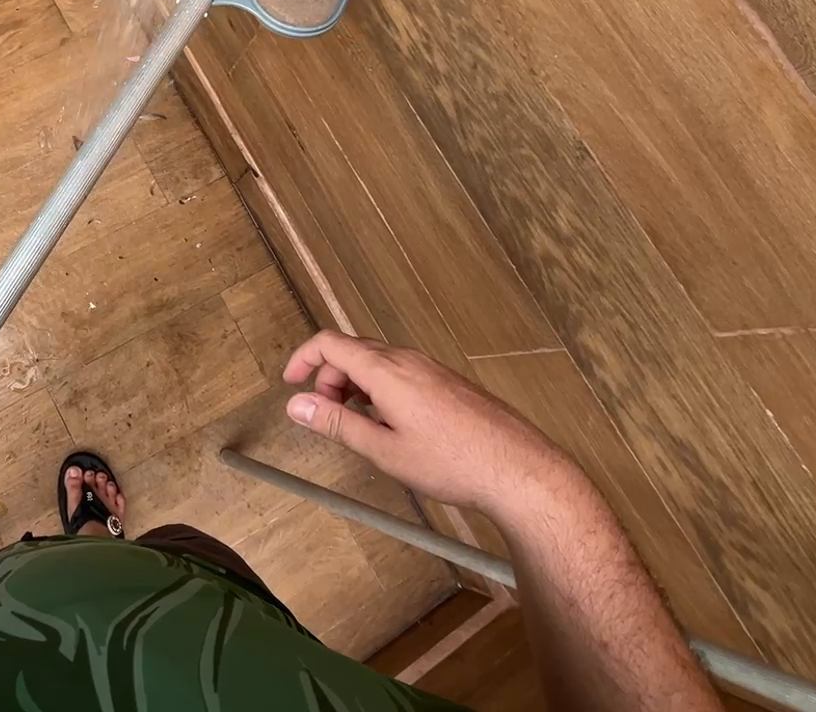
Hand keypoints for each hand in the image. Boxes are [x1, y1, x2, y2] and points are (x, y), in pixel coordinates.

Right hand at [282, 331, 576, 520]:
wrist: (524, 472)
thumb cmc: (452, 463)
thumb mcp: (384, 450)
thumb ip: (336, 423)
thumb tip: (295, 405)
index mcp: (386, 370)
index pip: (330, 343)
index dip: (303, 358)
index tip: (291, 384)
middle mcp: (407, 359)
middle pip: (352, 349)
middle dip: (328, 376)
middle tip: (325, 414)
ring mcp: (431, 368)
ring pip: (377, 361)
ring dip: (354, 383)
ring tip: (358, 423)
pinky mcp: (448, 381)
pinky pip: (400, 370)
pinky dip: (379, 387)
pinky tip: (391, 423)